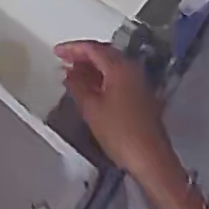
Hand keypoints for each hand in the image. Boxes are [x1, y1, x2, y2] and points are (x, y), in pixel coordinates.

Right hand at [56, 41, 182, 184]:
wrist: (151, 159)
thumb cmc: (121, 134)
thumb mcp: (91, 109)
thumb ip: (77, 86)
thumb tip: (70, 74)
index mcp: (120, 67)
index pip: (93, 48)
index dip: (72, 48)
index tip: (58, 51)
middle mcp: (132, 69)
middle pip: (104, 53)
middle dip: (82, 55)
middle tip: (64, 59)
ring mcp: (139, 82)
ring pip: (111, 65)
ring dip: (92, 67)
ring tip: (72, 74)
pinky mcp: (141, 95)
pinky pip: (118, 77)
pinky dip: (102, 77)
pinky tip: (90, 88)